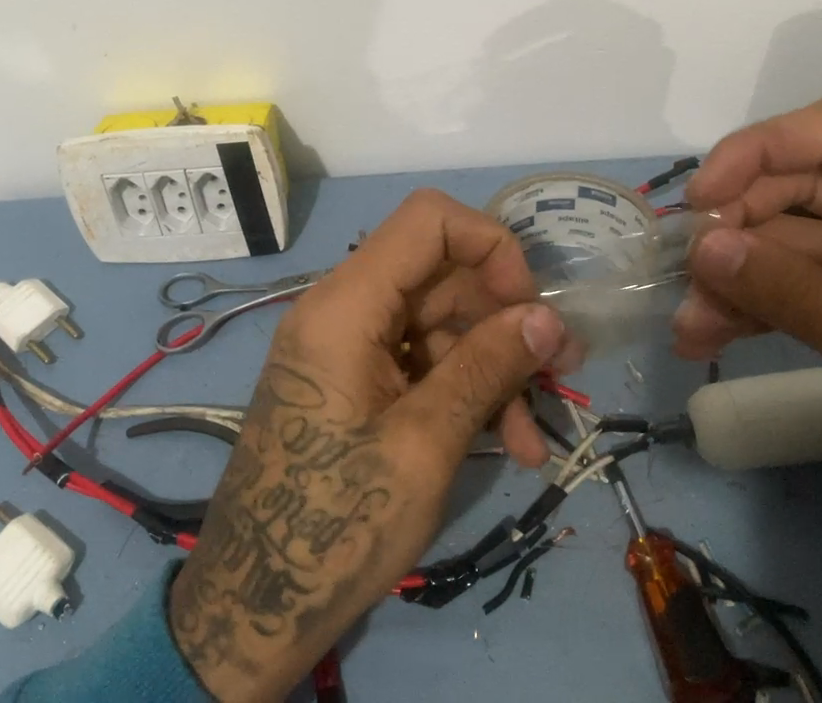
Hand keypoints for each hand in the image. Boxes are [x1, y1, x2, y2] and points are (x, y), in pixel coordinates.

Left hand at [169, 189, 570, 700]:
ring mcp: (347, 347)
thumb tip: (549, 317)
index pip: (428, 220)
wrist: (257, 602)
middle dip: (506, 320)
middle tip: (564, 373)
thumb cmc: (338, 524)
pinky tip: (507, 445)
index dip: (491, 247)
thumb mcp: (424, 444)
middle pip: (440, 275)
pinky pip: (420, 362)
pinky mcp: (354, 381)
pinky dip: (464, 391)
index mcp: (345, 306)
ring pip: (439, 323)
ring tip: (535, 436)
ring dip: (494, 369)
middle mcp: (342, 310)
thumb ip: (487, 369)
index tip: (531, 308)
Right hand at [674, 99, 821, 594]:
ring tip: (689, 327)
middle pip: (805, 190)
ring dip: (737, 280)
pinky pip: (803, 290)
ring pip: (794, 246)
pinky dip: (758, 308)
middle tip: (683, 270)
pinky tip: (710, 336)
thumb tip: (702, 247)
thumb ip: (790, 291)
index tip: (700, 199)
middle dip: (739, 229)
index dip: (758, 153)